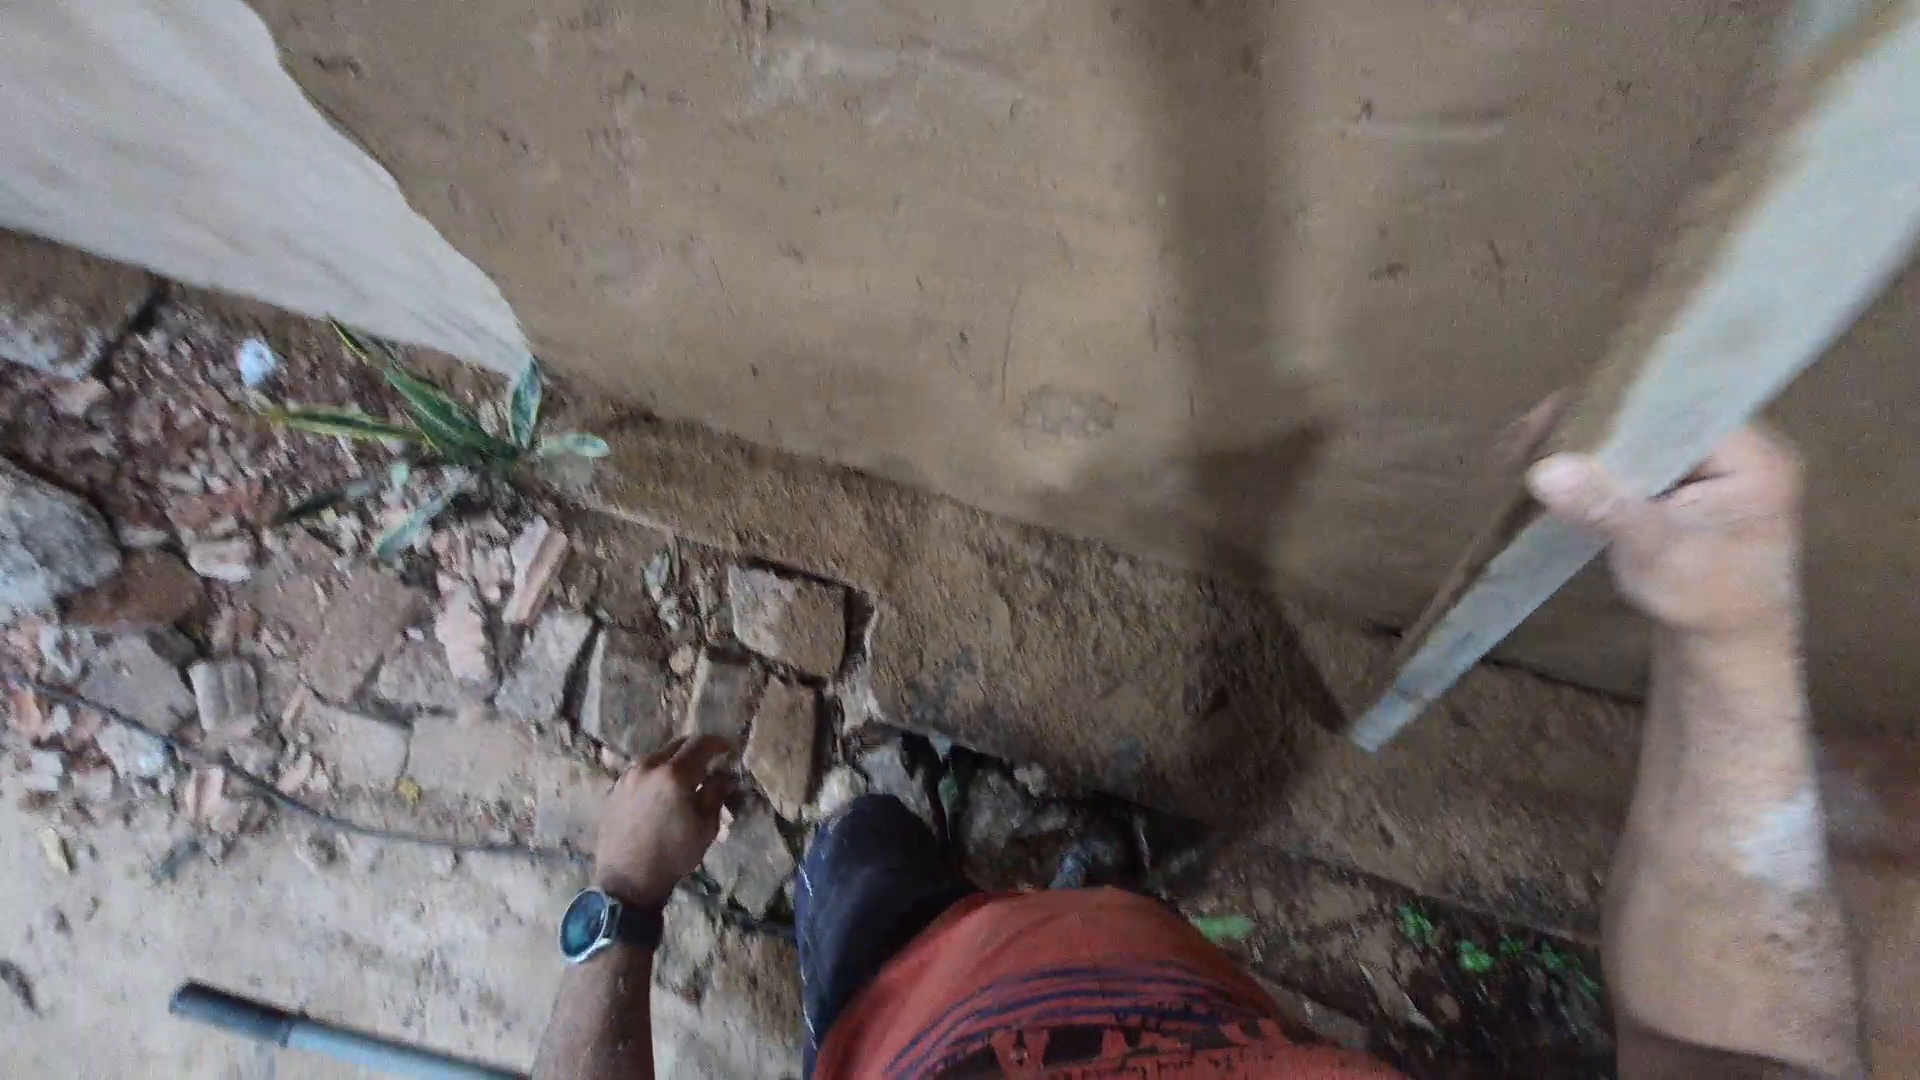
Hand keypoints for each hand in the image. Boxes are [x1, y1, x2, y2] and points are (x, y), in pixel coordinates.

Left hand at [592, 735, 732, 907]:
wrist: (627, 882)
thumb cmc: (673, 854)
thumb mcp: (706, 826)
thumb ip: (716, 793)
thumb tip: (722, 775)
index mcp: (674, 774)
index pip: (700, 744)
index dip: (718, 743)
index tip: (728, 749)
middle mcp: (648, 767)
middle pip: (678, 745)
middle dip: (696, 751)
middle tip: (708, 765)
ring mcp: (628, 778)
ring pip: (658, 757)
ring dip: (675, 762)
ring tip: (684, 781)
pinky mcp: (615, 790)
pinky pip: (642, 771)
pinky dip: (657, 774)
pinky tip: (662, 793)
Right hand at [1526, 426, 1801, 640]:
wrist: (1726, 640)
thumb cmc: (1704, 599)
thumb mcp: (1654, 553)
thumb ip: (1605, 508)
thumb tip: (1544, 469)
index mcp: (1749, 456)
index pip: (1671, 407)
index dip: (1606, 411)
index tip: (1544, 429)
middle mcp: (1732, 449)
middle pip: (1646, 413)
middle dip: (1580, 426)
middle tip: (1520, 445)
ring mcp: (1704, 465)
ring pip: (1631, 434)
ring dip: (1576, 444)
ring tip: (1521, 457)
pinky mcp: (1678, 482)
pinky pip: (1627, 456)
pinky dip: (1584, 462)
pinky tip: (1546, 474)